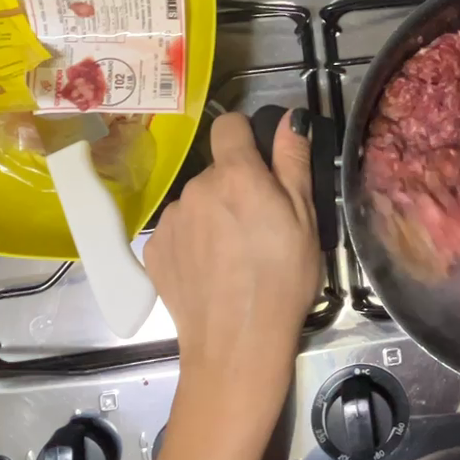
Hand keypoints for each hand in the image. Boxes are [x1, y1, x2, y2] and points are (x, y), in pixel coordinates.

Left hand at [144, 110, 319, 421]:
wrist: (237, 342)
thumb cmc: (283, 277)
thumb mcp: (305, 217)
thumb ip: (293, 161)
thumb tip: (290, 117)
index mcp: (236, 175)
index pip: (229, 125)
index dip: (246, 135)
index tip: (260, 160)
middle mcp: (195, 188)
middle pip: (215, 170)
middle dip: (235, 185)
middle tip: (259, 223)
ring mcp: (170, 220)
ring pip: (196, 201)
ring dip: (212, 213)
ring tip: (235, 253)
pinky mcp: (154, 251)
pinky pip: (178, 230)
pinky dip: (193, 241)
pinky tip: (212, 270)